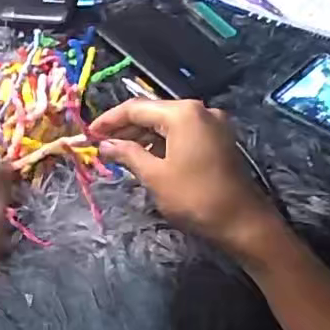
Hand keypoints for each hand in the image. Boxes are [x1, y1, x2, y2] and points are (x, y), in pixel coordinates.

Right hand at [89, 98, 286, 260]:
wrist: (242, 222)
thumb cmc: (194, 197)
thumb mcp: (154, 176)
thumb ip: (127, 154)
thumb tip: (104, 145)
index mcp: (182, 113)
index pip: (136, 107)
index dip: (109, 120)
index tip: (88, 134)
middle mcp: (199, 110)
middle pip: (153, 113)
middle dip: (125, 128)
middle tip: (100, 145)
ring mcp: (212, 125)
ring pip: (167, 124)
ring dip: (142, 137)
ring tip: (117, 154)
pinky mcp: (218, 141)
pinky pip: (182, 134)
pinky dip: (161, 143)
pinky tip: (144, 157)